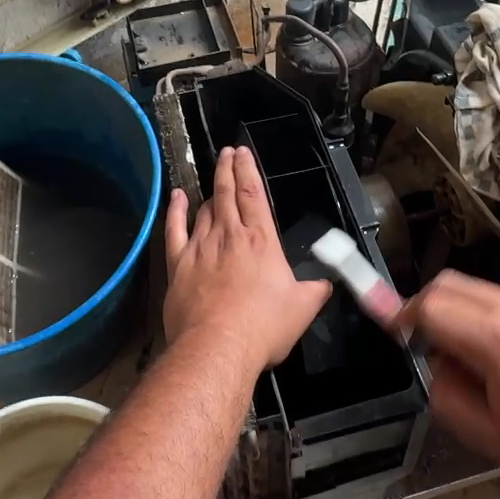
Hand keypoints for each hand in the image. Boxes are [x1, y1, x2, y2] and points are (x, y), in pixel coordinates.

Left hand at [163, 146, 332, 376]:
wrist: (217, 346)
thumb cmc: (262, 327)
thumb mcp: (302, 309)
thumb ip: (315, 291)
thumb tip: (326, 284)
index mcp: (260, 240)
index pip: (253, 194)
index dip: (248, 170)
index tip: (243, 153)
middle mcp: (229, 235)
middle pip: (226, 192)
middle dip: (227, 168)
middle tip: (227, 152)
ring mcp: (200, 247)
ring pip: (204, 209)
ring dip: (209, 190)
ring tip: (213, 179)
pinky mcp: (178, 264)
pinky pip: (174, 228)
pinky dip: (175, 210)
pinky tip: (177, 196)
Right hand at [399, 271, 499, 495]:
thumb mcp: (493, 435)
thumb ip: (447, 395)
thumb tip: (434, 368)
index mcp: (499, 339)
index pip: (430, 305)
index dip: (402, 317)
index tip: (393, 331)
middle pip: (448, 283)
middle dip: (425, 307)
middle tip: (422, 343)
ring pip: (475, 289)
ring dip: (456, 313)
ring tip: (471, 362)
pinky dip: (484, 316)